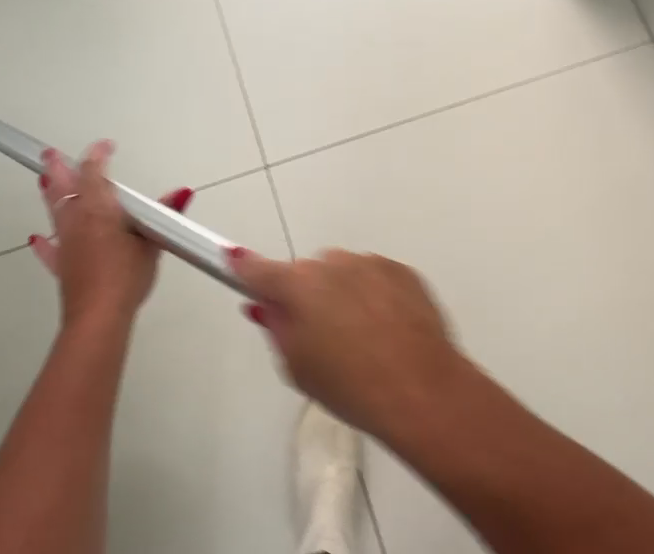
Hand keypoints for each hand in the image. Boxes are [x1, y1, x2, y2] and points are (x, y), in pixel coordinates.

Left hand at [28, 140, 192, 329]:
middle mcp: (77, 219)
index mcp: (99, 208)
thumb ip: (165, 215)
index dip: (97, 155)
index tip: (105, 145)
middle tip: (49, 153)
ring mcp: (65, 243)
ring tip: (42, 180)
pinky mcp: (60, 266)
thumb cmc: (127, 276)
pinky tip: (36, 239)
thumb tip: (182, 192)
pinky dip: (43, 244)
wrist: (98, 316)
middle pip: (64, 187)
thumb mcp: (152, 244)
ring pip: (54, 211)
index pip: (94, 172)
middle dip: (59, 168)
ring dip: (49, 194)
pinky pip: (48, 250)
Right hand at [229, 248, 474, 442]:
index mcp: (297, 285)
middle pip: (307, 273)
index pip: (257, 269)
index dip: (242, 267)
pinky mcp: (403, 271)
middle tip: (321, 336)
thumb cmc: (349, 386)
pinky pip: (376, 278)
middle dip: (308, 296)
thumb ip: (277, 328)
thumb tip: (267, 306)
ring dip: (344, 294)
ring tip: (363, 340)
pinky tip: (388, 332)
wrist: (421, 391)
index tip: (232, 262)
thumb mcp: (298, 368)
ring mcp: (370, 263)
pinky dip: (375, 297)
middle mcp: (331, 263)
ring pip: (344, 273)